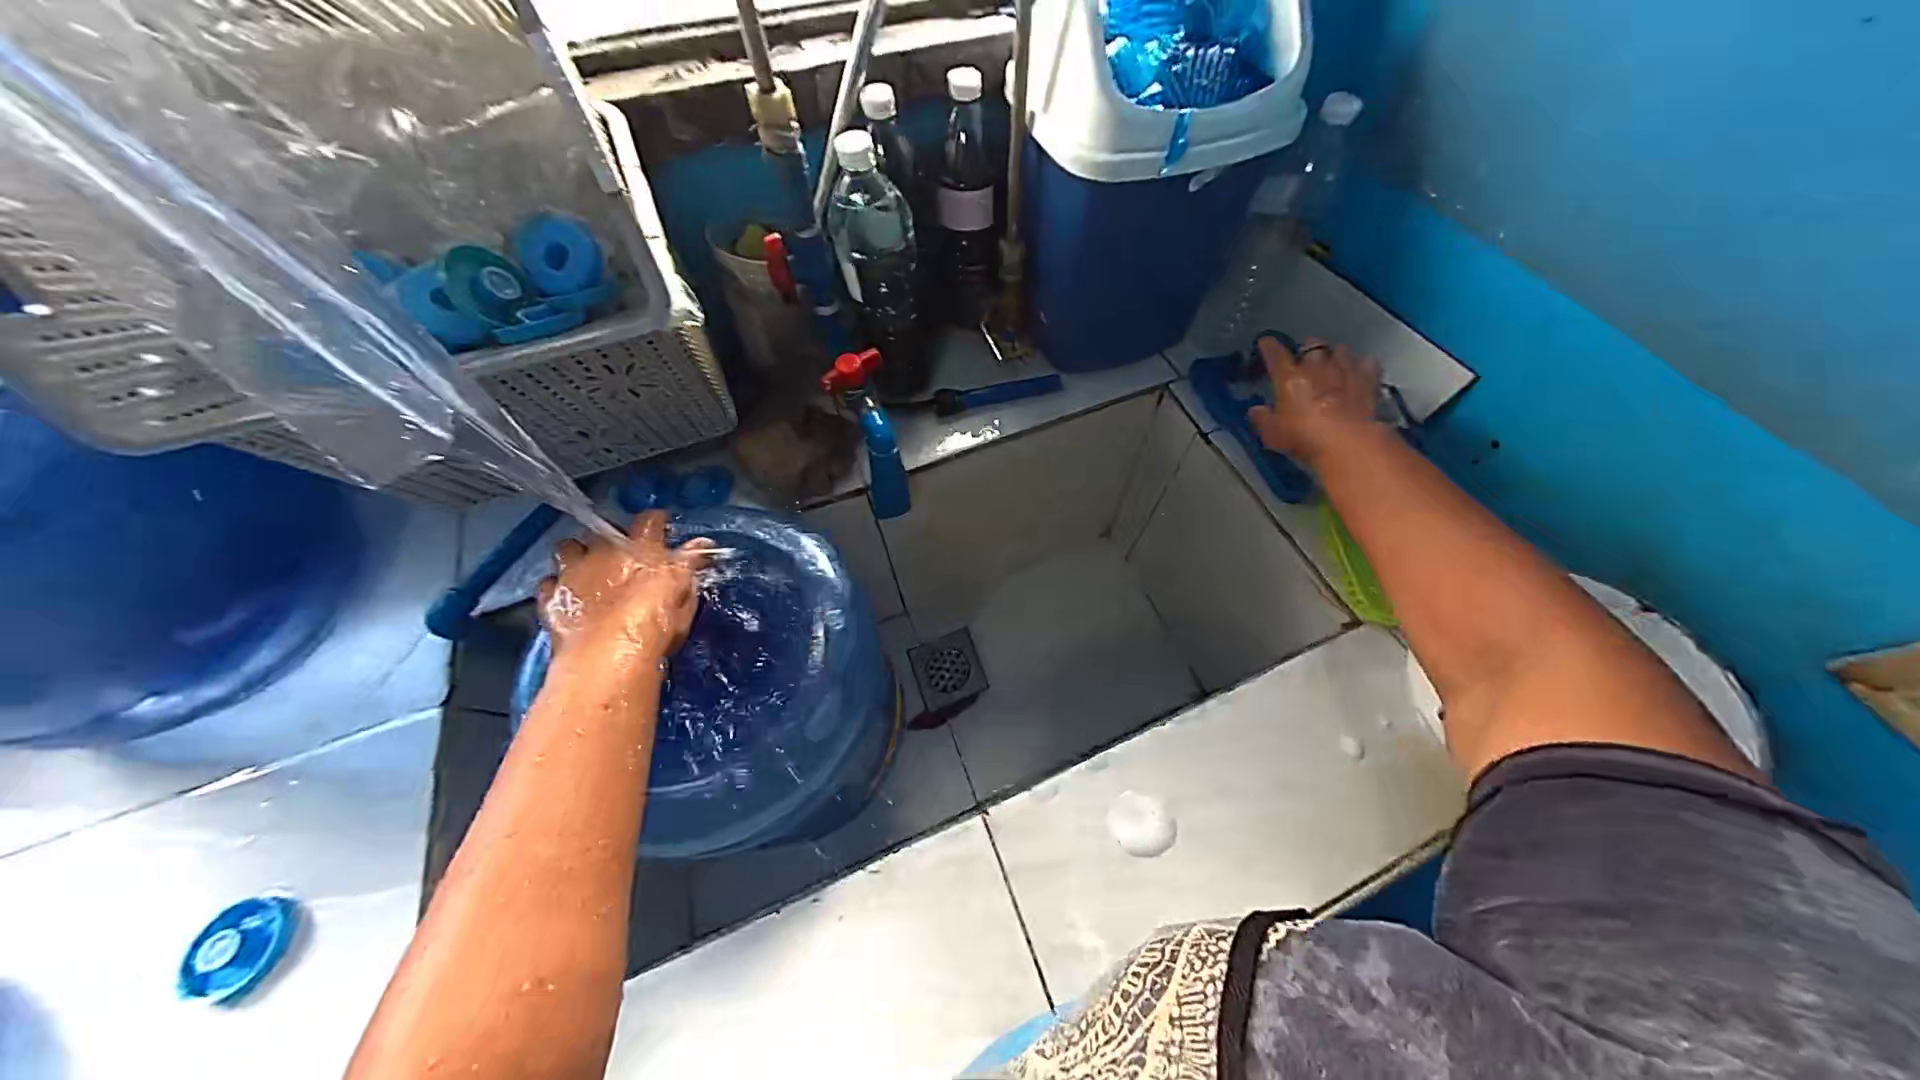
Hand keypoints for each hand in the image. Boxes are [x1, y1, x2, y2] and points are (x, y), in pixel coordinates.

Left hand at [536, 511, 712, 670]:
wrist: (606, 657)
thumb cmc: (654, 626)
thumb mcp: (683, 597)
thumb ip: (689, 568)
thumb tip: (701, 547)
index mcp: (640, 548)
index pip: (650, 521)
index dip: (656, 522)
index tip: (662, 526)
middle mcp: (603, 551)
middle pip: (604, 531)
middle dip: (612, 540)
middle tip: (624, 556)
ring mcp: (572, 573)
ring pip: (568, 548)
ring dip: (578, 555)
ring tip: (589, 569)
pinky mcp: (551, 598)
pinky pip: (549, 583)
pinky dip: (558, 586)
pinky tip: (569, 596)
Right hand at [1246, 335, 1382, 465]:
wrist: (1349, 443)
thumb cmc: (1305, 437)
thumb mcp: (1273, 434)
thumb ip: (1263, 419)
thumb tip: (1256, 411)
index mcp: (1289, 377)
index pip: (1275, 354)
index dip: (1269, 347)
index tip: (1266, 343)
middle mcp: (1317, 367)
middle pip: (1312, 345)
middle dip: (1307, 348)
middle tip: (1304, 357)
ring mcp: (1346, 371)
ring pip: (1341, 350)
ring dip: (1335, 354)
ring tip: (1333, 361)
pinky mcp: (1370, 381)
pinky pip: (1367, 364)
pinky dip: (1363, 365)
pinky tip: (1361, 370)